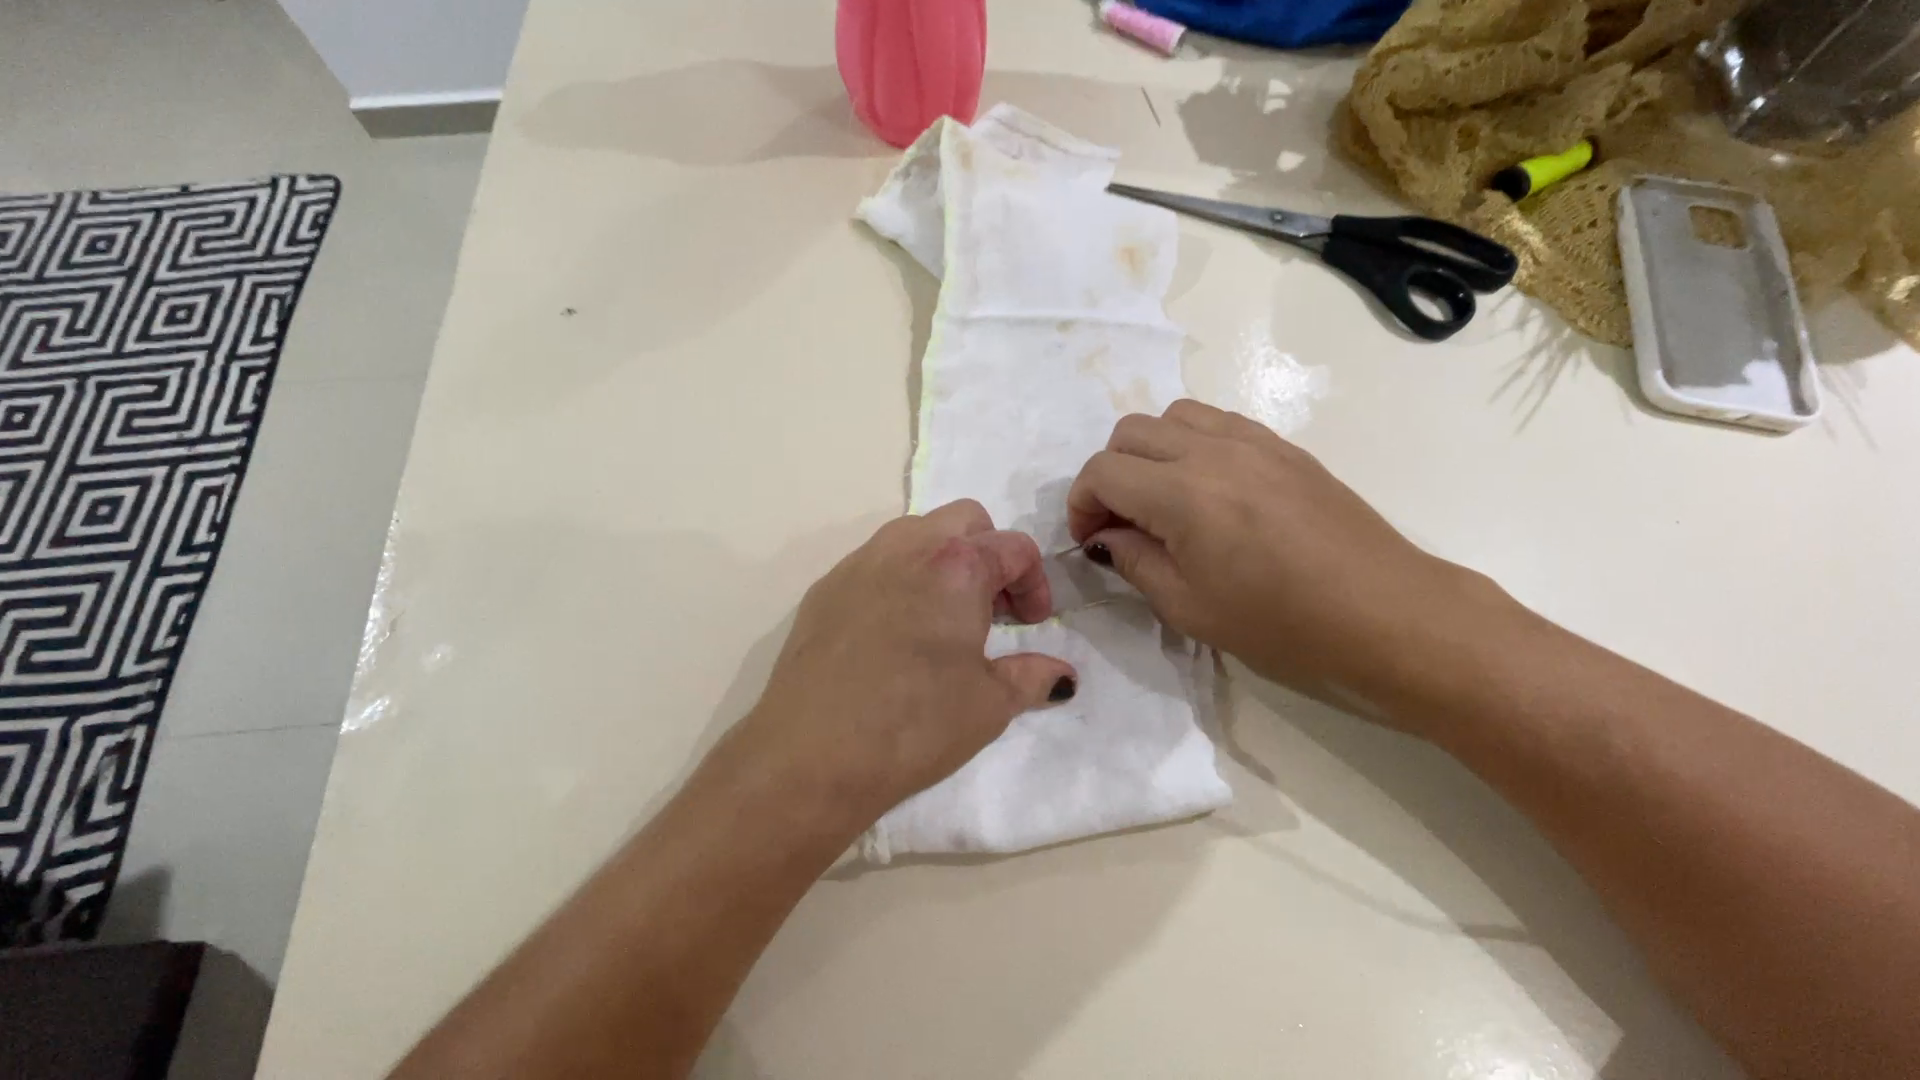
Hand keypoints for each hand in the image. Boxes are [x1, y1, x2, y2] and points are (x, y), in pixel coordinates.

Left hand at [730, 500, 1076, 832]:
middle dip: (990, 555)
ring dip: (942, 561)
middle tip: (993, 611)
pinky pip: (874, 564)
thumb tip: (1064, 677)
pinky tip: (895, 635)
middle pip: (964, 521)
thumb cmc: (915, 725)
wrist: (811, 754)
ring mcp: (858, 564)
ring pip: (914, 534)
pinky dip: (900, 580)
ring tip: (944, 619)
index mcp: (956, 565)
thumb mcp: (989, 705)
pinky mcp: (824, 590)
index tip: (1032, 626)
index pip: (1014, 548)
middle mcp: (906, 547)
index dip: (1035, 585)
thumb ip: (1033, 678)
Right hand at [1067, 400, 1509, 706]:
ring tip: (1161, 500)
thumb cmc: (1282, 624)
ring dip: (1149, 451)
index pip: (1102, 471)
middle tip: (1120, 523)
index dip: (1081, 505)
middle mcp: (1212, 450)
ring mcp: (1253, 441)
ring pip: (1173, 415)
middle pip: (1129, 432)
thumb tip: (1107, 536)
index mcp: (1182, 493)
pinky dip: (1191, 444)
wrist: (1385, 614)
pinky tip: (1206, 490)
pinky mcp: (1284, 447)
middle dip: (1109, 474)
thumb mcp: (1189, 608)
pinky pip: (1218, 423)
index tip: (1091, 542)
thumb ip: (1135, 561)